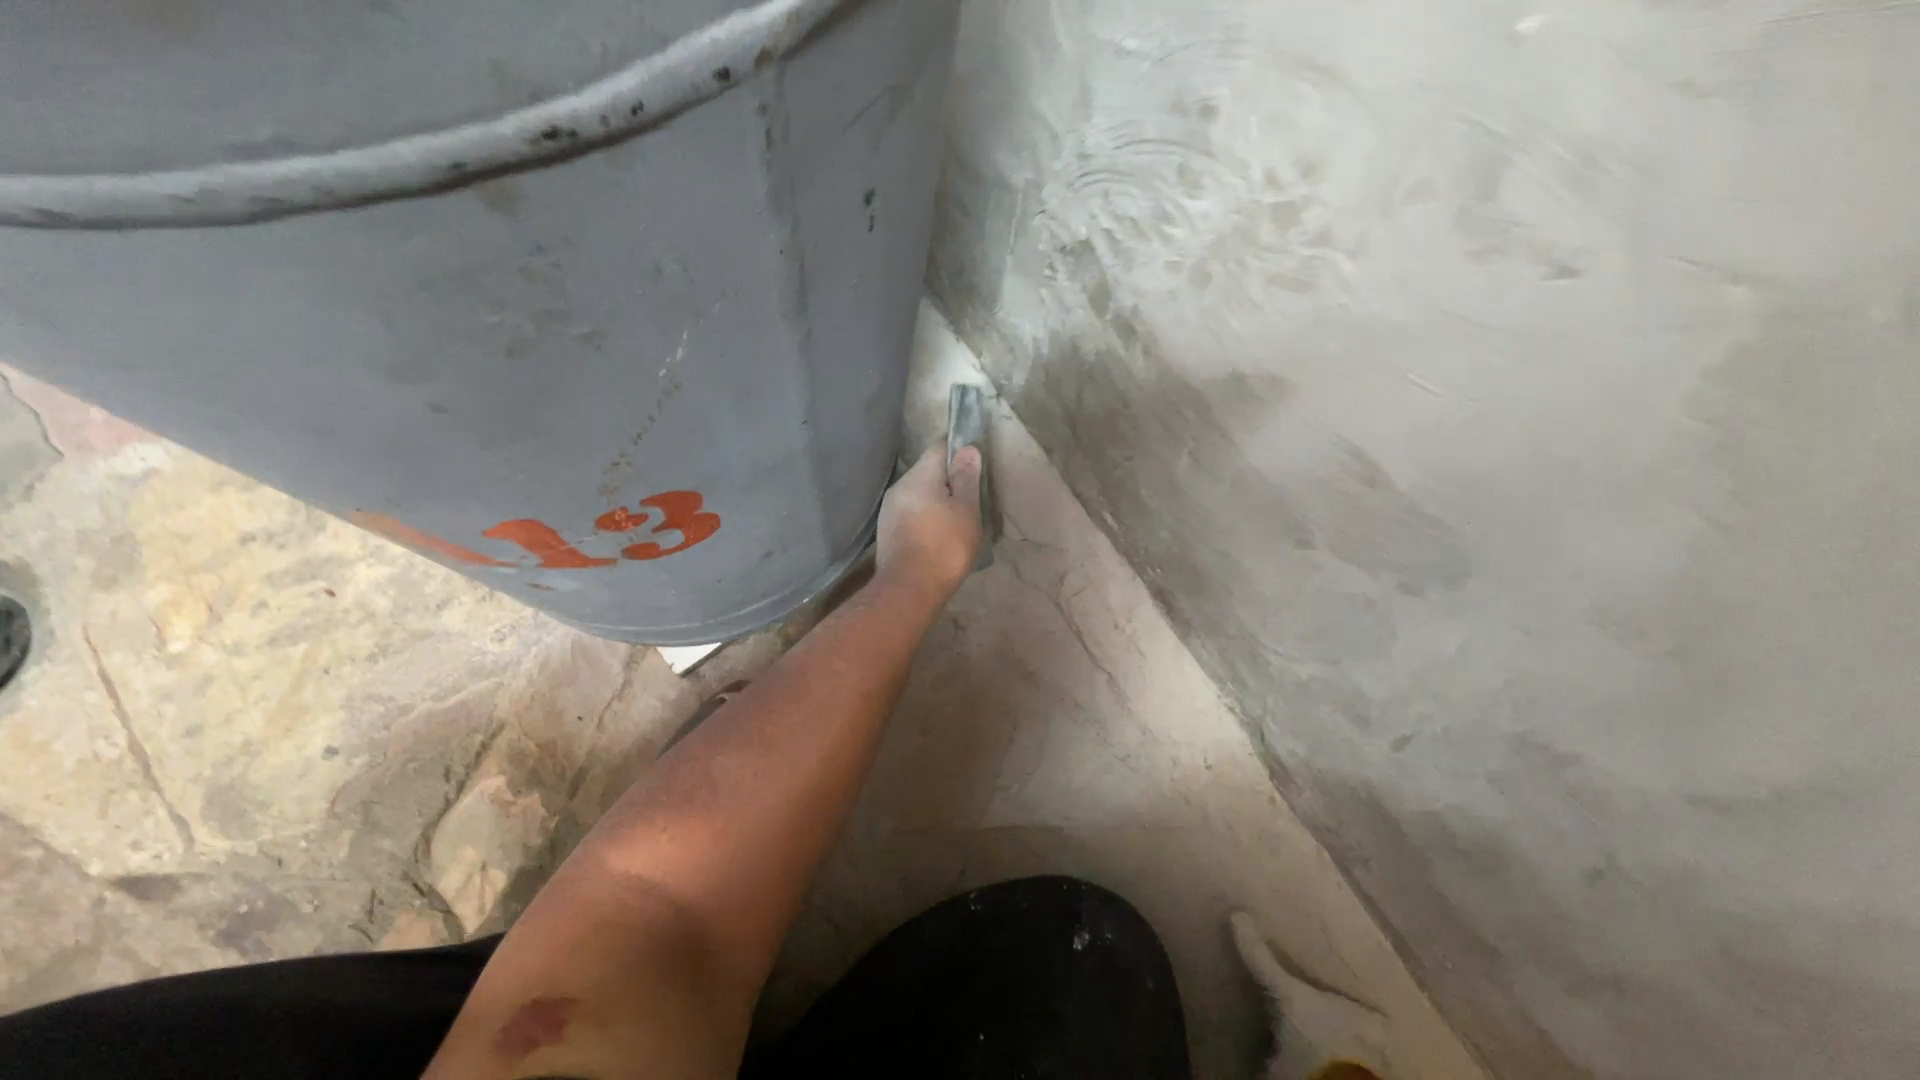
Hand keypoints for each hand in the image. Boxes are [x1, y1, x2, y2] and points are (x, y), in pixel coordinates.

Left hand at [875, 445, 983, 604]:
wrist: (909, 590)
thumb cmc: (944, 547)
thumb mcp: (966, 511)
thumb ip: (967, 478)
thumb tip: (967, 448)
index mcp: (918, 476)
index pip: (939, 448)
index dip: (960, 452)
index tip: (976, 467)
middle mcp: (899, 487)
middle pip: (928, 471)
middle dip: (949, 480)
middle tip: (972, 499)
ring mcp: (889, 510)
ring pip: (919, 494)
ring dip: (938, 501)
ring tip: (957, 520)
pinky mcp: (888, 531)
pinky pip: (912, 513)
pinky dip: (927, 517)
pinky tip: (939, 534)